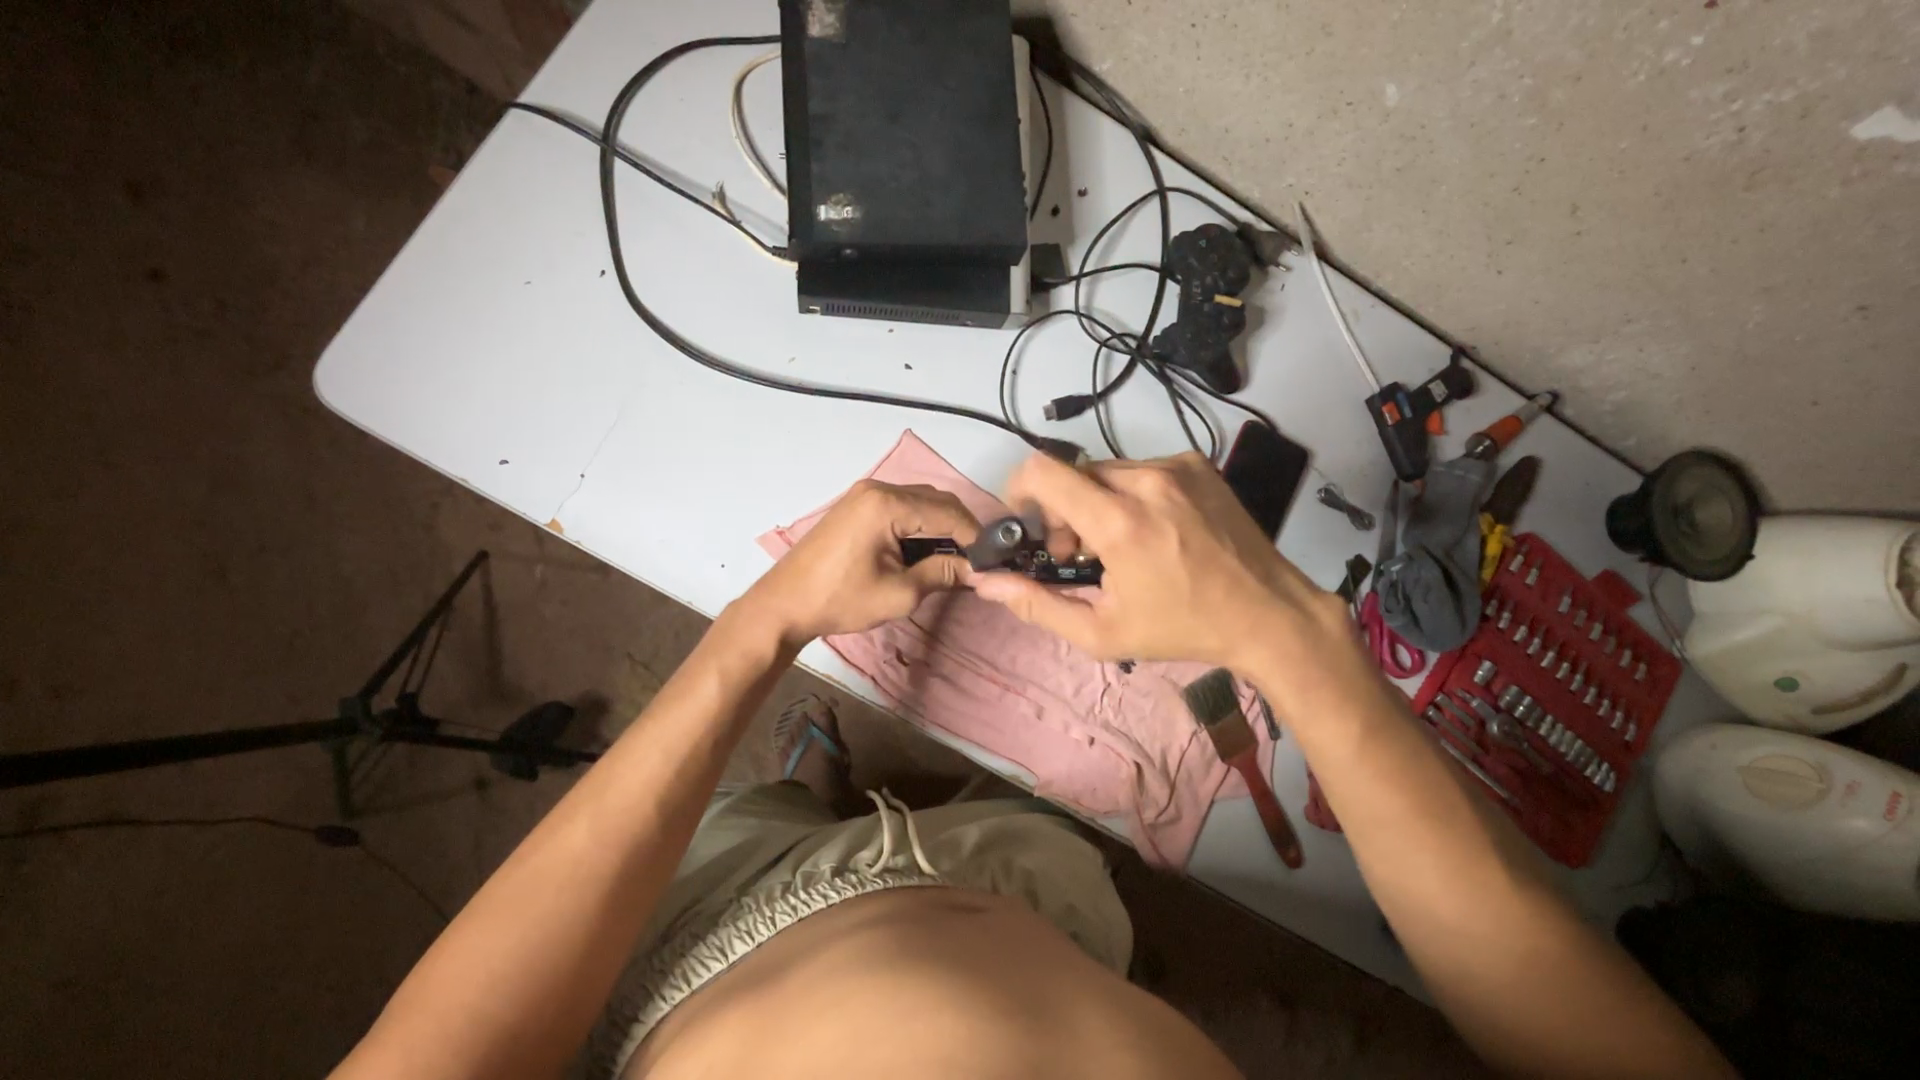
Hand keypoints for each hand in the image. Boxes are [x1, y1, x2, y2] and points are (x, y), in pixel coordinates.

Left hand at [740, 480, 978, 648]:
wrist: (784, 604)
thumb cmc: (840, 600)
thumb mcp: (899, 593)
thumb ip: (942, 574)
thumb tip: (977, 571)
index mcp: (887, 504)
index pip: (948, 512)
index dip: (975, 536)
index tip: (992, 560)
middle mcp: (877, 488)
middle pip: (936, 500)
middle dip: (960, 529)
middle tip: (976, 562)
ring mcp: (864, 495)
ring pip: (920, 502)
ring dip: (940, 526)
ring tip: (955, 560)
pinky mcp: (856, 506)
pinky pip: (900, 507)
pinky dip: (919, 525)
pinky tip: (926, 552)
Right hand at [969, 451, 1347, 668]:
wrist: (1268, 612)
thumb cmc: (1181, 628)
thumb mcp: (1102, 633)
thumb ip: (1037, 605)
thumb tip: (986, 583)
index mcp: (1119, 522)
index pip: (1043, 471)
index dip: (1019, 489)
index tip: (1029, 523)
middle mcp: (1145, 480)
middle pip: (1073, 474)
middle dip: (1063, 510)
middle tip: (1082, 554)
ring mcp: (1176, 468)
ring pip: (1107, 471)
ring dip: (1097, 502)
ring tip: (1120, 544)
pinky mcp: (1197, 465)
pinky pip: (1142, 469)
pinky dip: (1132, 494)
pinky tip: (1154, 530)